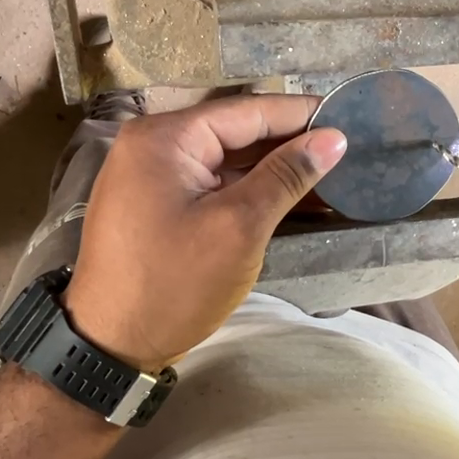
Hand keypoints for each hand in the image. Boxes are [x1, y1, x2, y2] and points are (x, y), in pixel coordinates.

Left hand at [60, 95, 346, 369]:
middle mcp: (154, 144)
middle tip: (348, 149)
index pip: (248, 111)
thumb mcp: (239, 227)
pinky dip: (250, 191)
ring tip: (333, 174)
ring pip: (227, 159)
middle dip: (291, 144)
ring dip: (275, 170)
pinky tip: (293, 199)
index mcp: (165, 137)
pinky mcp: (158, 203)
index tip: (350, 116)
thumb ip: (286, 175)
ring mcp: (152, 175)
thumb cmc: (173, 284)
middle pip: (237, 132)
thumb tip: (333, 139)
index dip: (301, 115)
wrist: (108, 346)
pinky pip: (212, 184)